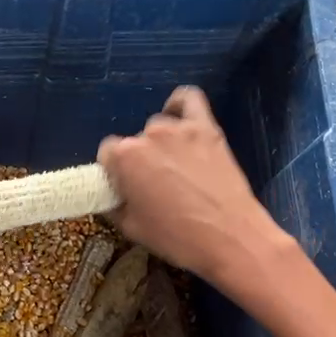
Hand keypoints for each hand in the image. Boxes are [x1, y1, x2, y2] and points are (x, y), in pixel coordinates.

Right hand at [97, 87, 287, 282]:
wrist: (228, 237)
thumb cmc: (176, 237)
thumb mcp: (131, 229)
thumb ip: (115, 204)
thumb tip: (113, 195)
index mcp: (124, 158)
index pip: (107, 152)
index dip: (114, 171)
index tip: (124, 188)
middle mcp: (148, 135)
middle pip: (134, 141)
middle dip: (139, 160)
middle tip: (153, 186)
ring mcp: (179, 128)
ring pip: (159, 127)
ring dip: (160, 144)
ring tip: (174, 167)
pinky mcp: (206, 127)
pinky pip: (188, 99)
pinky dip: (179, 105)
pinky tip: (179, 118)